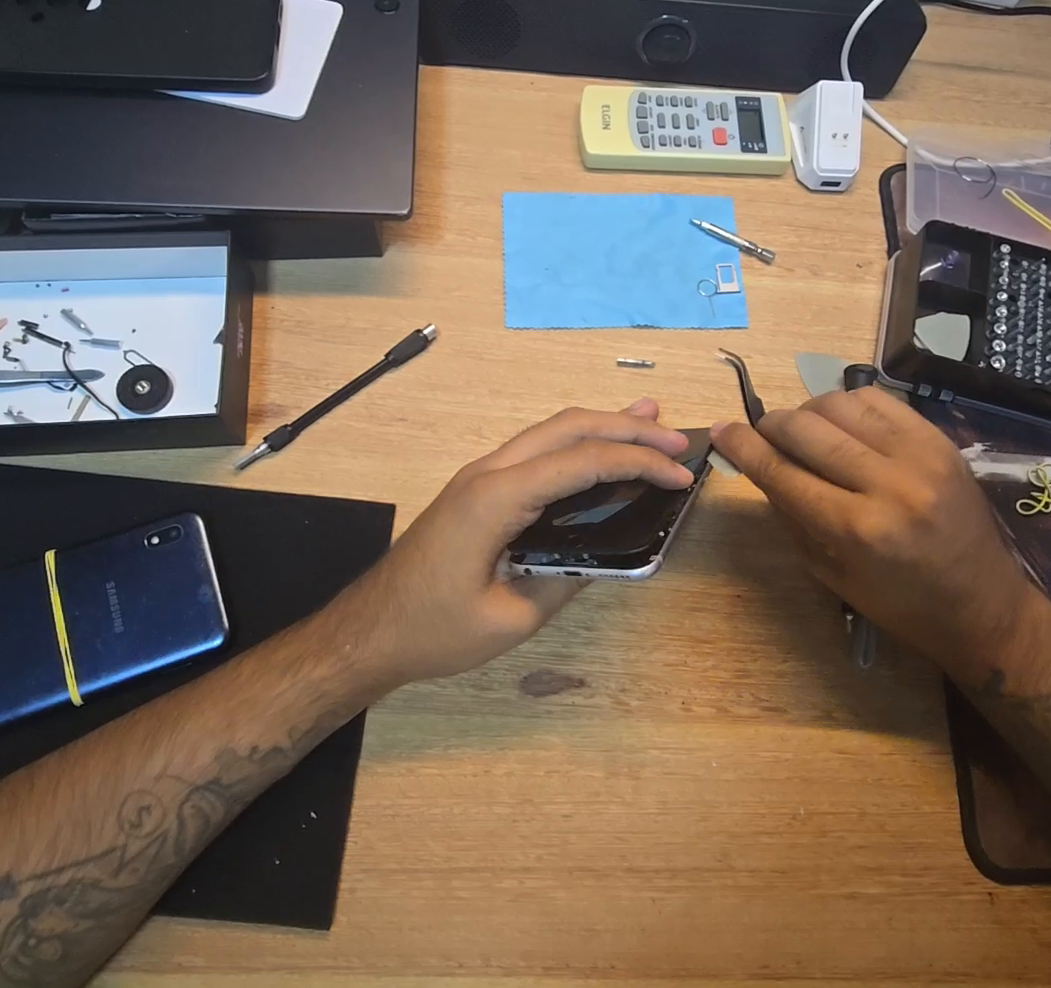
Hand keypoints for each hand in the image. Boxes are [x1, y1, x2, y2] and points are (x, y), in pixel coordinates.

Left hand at [338, 400, 693, 686]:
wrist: (371, 630)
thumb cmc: (434, 630)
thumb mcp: (511, 618)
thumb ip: (566, 578)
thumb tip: (611, 553)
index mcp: (495, 498)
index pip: (580, 462)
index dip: (637, 462)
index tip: (679, 475)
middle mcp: (487, 472)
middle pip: (567, 428)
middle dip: (627, 427)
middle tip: (677, 440)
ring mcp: (479, 475)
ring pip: (550, 431)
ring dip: (603, 424)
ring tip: (651, 420)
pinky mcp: (478, 488)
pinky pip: (535, 451)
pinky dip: (575, 443)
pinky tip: (596, 448)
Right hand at [711, 388, 1036, 667]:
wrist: (982, 604)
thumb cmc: (897, 603)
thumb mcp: (828, 571)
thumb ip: (791, 515)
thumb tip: (761, 467)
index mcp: (855, 529)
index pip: (781, 471)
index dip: (742, 447)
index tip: (721, 431)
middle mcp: (888, 485)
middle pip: (805, 429)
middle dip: (770, 426)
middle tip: (761, 435)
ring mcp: (920, 456)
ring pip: (839, 405)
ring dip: (808, 413)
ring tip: (804, 432)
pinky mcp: (940, 441)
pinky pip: (879, 400)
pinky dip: (847, 406)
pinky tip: (841, 425)